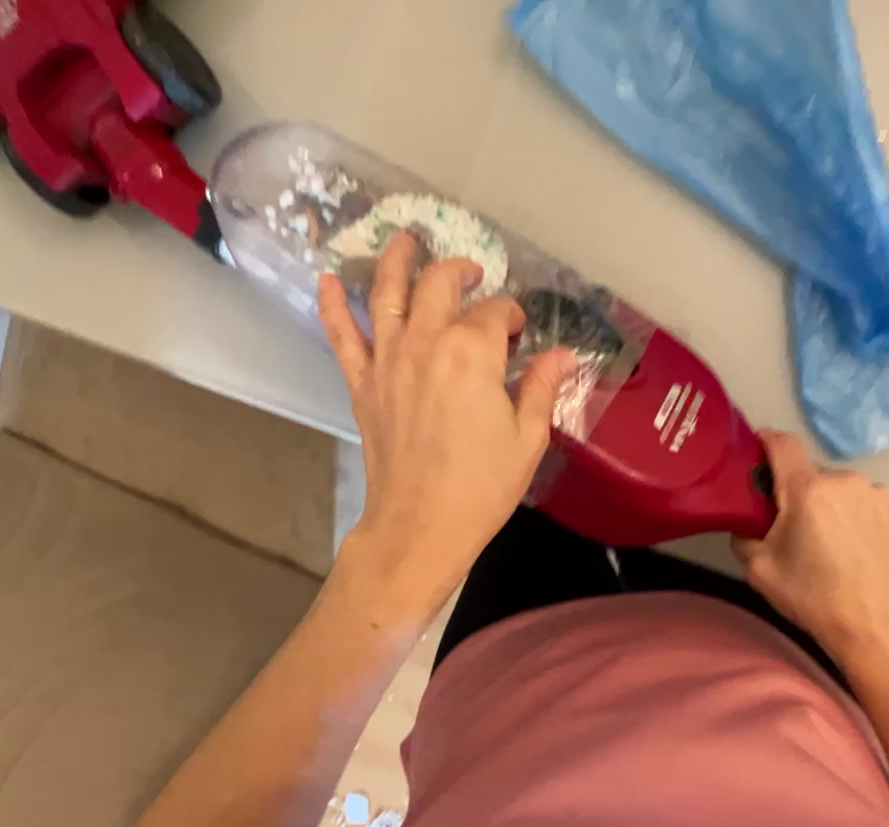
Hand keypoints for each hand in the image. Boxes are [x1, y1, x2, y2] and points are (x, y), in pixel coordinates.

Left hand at [319, 231, 573, 610]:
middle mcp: (427, 342)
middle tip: (474, 273)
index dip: (512, 316)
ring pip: (388, 294)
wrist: (421, 525)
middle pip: (441, 287)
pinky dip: (332, 307)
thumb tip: (564, 355)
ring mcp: (388, 360)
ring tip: (405, 238)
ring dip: (397, 261)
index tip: (520, 333)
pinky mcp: (363, 384)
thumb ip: (543, 388)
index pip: (495, 313)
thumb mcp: (528, 438)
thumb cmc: (482, 486)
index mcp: (473, 353)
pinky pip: (343, 336)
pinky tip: (324, 281)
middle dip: (461, 272)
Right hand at [732, 432, 888, 667]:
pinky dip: (851, 515)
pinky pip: (862, 502)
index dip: (763, 443)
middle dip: (794, 492)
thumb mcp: (760, 570)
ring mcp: (876, 494)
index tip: (753, 458)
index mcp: (809, 489)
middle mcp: (845, 481)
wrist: (876, 627)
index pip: (781, 443)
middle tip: (788, 527)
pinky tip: (851, 547)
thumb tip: (746, 525)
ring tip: (825, 543)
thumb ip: (744, 537)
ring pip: (837, 489)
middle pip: (808, 474)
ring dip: (826, 505)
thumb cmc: (814, 598)